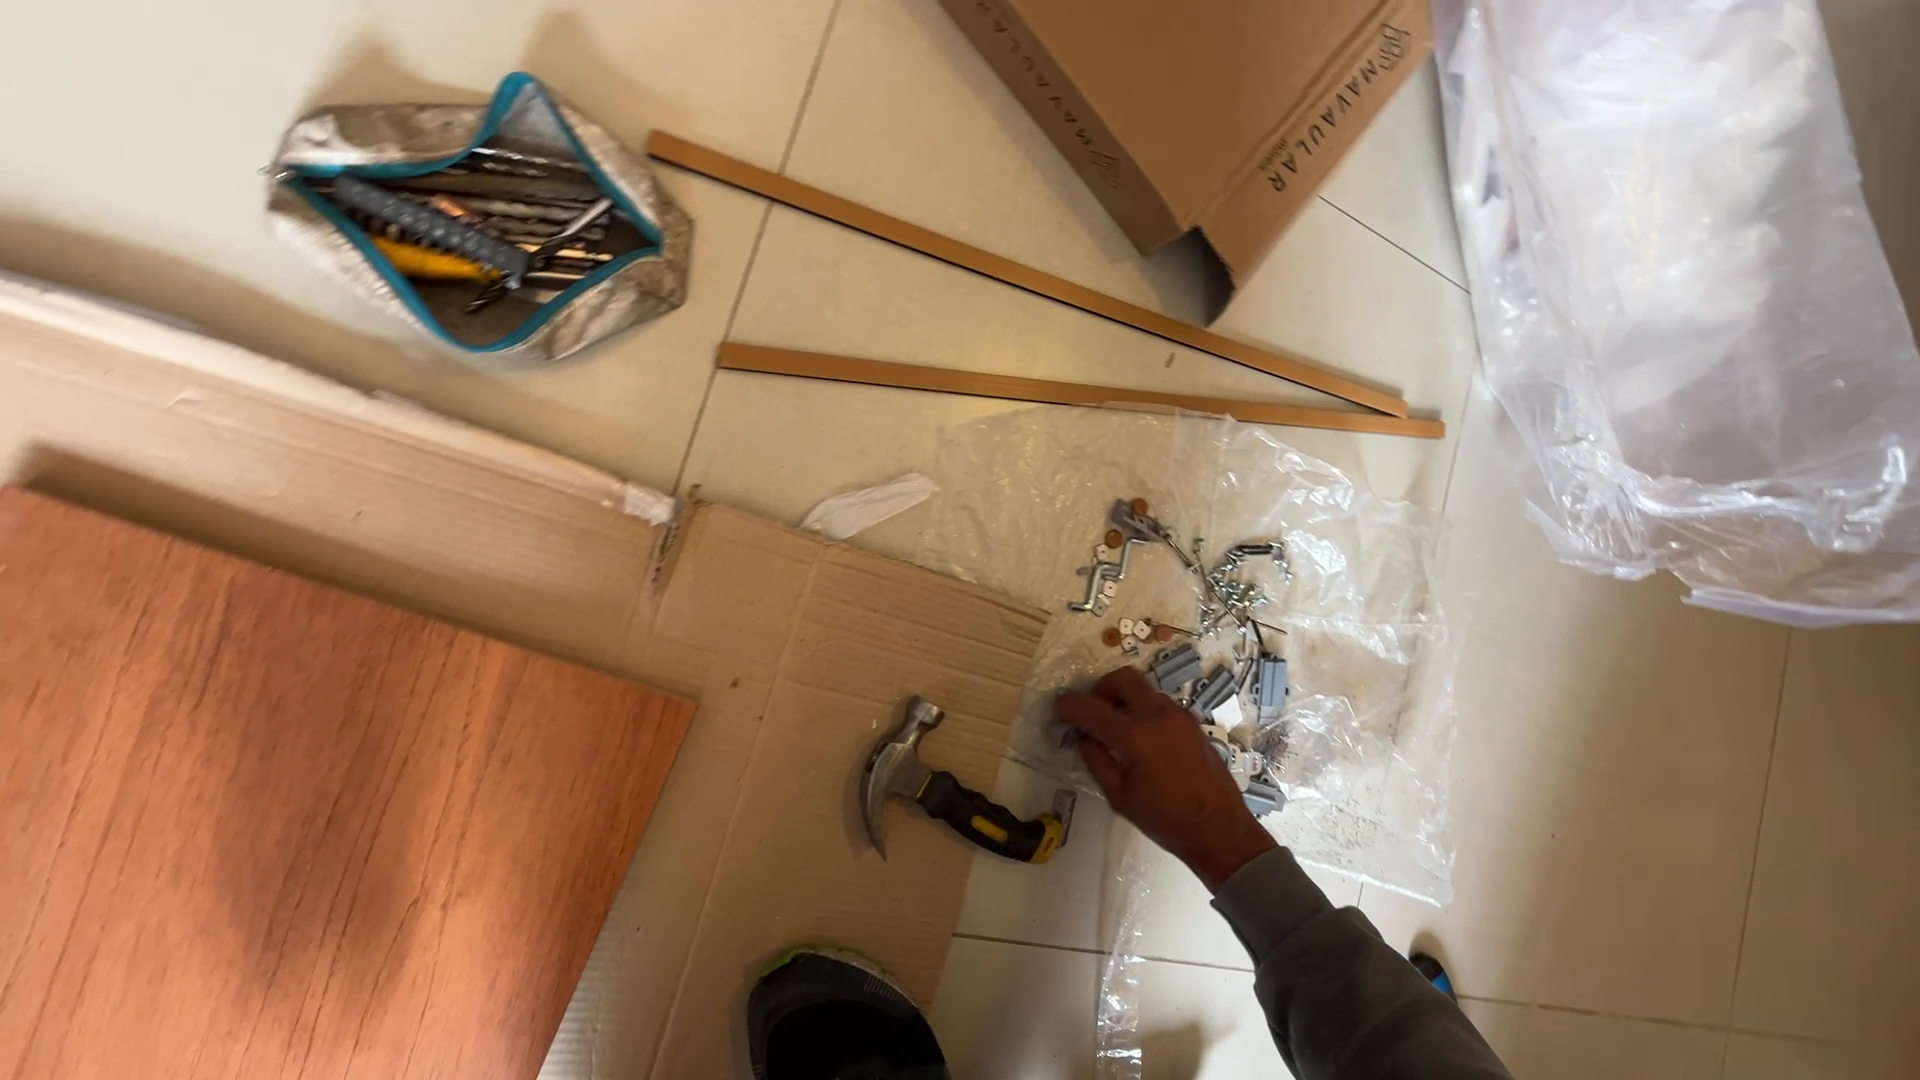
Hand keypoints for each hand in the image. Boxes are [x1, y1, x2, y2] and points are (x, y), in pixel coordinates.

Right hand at [1056, 665, 1276, 891]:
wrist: (1221, 830)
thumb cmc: (1166, 819)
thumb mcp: (1120, 796)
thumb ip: (1097, 761)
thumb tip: (1083, 739)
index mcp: (1134, 735)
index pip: (1091, 708)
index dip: (1069, 705)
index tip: (1059, 708)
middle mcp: (1158, 715)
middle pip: (1123, 678)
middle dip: (1101, 688)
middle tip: (1092, 710)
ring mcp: (1179, 716)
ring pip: (1144, 689)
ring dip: (1125, 698)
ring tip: (1116, 727)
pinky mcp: (1193, 724)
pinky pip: (1161, 704)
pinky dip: (1144, 710)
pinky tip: (1141, 738)